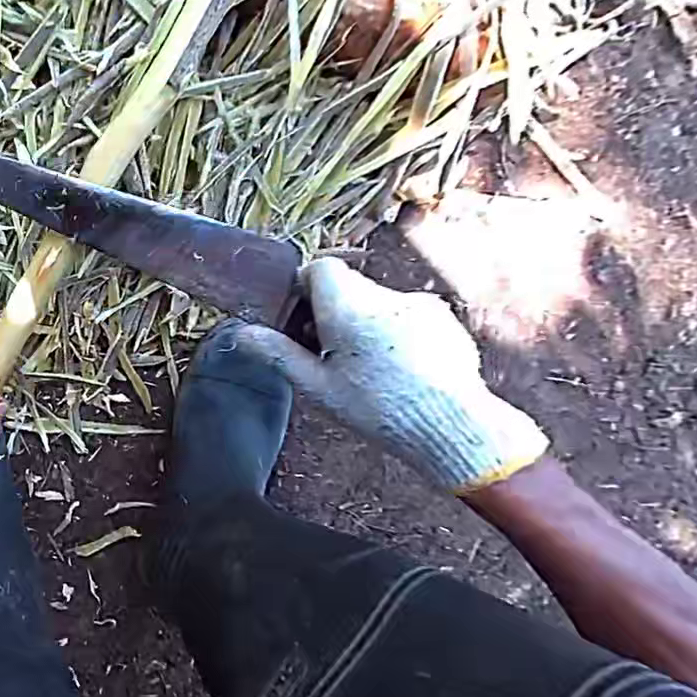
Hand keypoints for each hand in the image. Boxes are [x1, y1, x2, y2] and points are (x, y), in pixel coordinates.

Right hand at [232, 258, 547, 492]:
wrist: (455, 429)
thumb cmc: (378, 409)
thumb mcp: (316, 385)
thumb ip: (276, 352)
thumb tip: (241, 334)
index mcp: (349, 307)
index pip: (319, 267)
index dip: (303, 288)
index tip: (298, 319)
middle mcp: (385, 297)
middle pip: (345, 286)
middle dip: (328, 311)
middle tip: (323, 351)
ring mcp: (419, 307)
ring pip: (374, 302)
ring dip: (360, 322)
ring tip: (361, 366)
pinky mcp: (444, 321)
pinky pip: (403, 315)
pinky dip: (390, 332)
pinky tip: (393, 370)